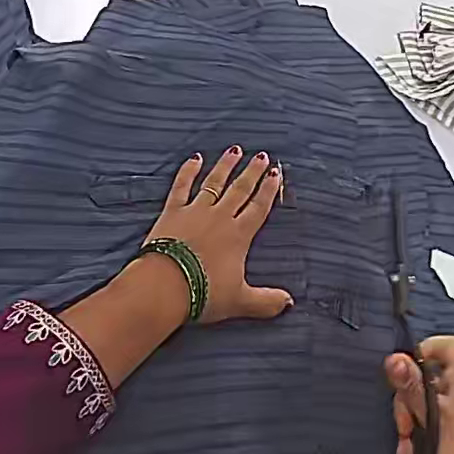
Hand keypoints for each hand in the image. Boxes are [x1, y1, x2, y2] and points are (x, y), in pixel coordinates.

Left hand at [145, 146, 292, 322]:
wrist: (164, 286)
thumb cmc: (203, 293)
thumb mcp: (240, 301)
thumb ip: (266, 301)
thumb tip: (289, 303)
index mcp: (239, 235)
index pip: (259, 207)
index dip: (269, 189)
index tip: (276, 173)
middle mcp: (220, 218)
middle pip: (240, 189)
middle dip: (252, 172)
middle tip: (261, 156)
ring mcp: (195, 211)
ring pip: (215, 182)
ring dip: (226, 165)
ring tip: (235, 150)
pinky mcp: (172, 212)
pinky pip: (182, 186)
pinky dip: (188, 171)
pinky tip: (195, 159)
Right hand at [385, 337, 453, 453]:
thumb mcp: (436, 421)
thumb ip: (414, 388)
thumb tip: (397, 360)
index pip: (445, 347)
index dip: (422, 352)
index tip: (404, 372)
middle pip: (426, 376)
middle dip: (408, 396)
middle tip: (407, 417)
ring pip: (422, 402)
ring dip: (409, 420)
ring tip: (409, 439)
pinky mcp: (451, 437)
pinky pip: (426, 424)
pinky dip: (415, 435)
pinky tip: (413, 451)